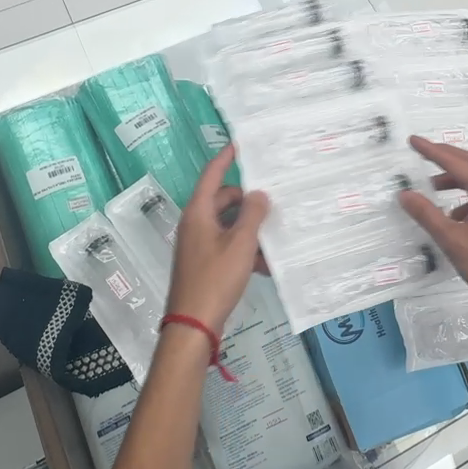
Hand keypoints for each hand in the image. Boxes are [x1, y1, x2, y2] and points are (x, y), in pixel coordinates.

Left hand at [166, 146, 269, 334]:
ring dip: (250, 229)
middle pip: (224, 200)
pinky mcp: (204, 263)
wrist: (193, 325)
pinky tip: (265, 266)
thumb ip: (253, 214)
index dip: (227, 157)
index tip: (241, 143)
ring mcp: (198, 244)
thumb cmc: (216, 278)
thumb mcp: (241, 244)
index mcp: (198, 212)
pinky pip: (227, 245)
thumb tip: (259, 194)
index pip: (213, 174)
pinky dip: (245, 250)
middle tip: (274, 201)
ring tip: (275, 238)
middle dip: (248, 201)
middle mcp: (195, 223)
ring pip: (228, 225)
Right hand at [398, 135, 467, 326]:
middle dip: (447, 156)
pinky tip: (454, 218)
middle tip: (424, 152)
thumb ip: (427, 215)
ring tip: (434, 187)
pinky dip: (466, 198)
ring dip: (456, 178)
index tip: (413, 141)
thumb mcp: (452, 240)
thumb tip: (405, 194)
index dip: (432, 151)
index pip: (456, 162)